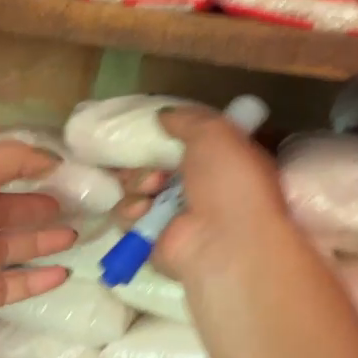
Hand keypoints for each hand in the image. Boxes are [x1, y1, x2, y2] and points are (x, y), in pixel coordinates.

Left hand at [0, 142, 76, 357]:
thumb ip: (6, 161)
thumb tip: (48, 156)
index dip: (26, 166)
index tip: (66, 169)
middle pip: (1, 209)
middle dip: (35, 205)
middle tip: (77, 205)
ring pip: (7, 246)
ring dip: (40, 240)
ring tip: (76, 236)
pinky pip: (8, 284)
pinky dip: (35, 278)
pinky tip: (64, 274)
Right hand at [113, 106, 305, 287]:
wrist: (225, 242)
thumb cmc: (229, 183)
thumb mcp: (216, 133)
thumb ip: (187, 118)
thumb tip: (163, 115)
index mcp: (219, 164)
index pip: (183, 145)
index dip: (166, 137)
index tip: (152, 131)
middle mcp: (196, 190)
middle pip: (153, 166)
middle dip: (146, 162)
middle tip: (154, 168)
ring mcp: (172, 217)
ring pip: (136, 189)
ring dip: (138, 183)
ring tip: (153, 188)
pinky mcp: (151, 239)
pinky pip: (127, 217)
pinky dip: (131, 210)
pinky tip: (145, 211)